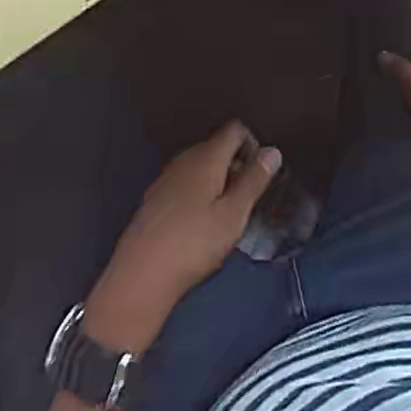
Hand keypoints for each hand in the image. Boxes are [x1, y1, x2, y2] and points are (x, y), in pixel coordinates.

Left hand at [84, 121, 280, 351]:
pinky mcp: (153, 201)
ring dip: (218, 182)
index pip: (235, 129)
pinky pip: (185, 184)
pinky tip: (200, 226)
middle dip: (236, 165)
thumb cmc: (193, 244)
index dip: (253, 144)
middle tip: (246, 198)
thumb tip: (272, 152)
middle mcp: (183, 160)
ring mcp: (165, 180)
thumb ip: (255, 179)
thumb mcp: (234, 214)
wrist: (138, 280)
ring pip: (200, 167)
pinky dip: (198, 195)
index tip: (260, 173)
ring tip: (226, 215)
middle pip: (217, 147)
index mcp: (206, 157)